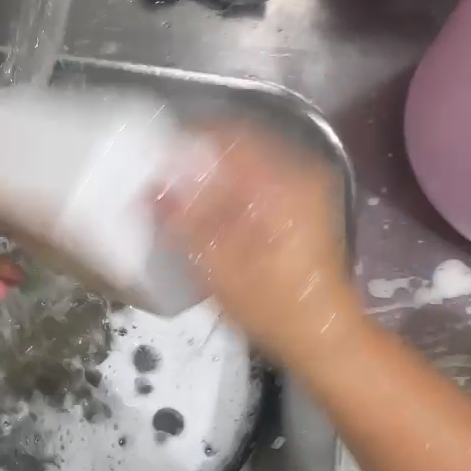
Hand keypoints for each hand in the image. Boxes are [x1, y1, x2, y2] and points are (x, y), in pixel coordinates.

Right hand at [154, 127, 363, 364]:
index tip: (156, 154)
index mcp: (282, 182)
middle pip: (241, 147)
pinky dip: (231, 191)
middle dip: (200, 160)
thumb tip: (150, 189)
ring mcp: (307, 190)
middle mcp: (301, 174)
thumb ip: (184, 222)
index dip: (190, 140)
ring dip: (214, 177)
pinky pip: (260, 183)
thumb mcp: (218, 266)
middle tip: (162, 180)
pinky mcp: (304, 209)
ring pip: (250, 165)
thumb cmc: (272, 306)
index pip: (231, 136)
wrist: (321, 335)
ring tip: (179, 198)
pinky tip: (209, 214)